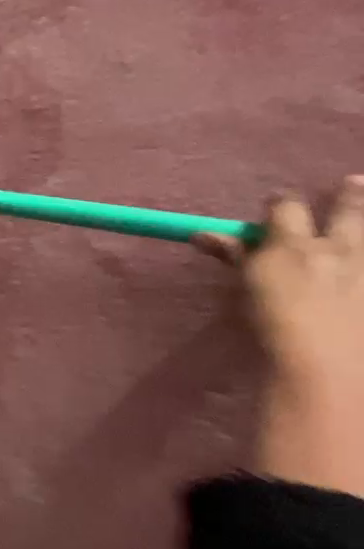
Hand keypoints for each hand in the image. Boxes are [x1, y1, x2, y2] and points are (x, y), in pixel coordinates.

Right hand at [197, 178, 363, 496]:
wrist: (332, 367)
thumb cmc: (278, 324)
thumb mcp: (250, 287)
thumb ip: (235, 257)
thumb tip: (201, 235)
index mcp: (296, 246)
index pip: (285, 207)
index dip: (281, 203)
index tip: (280, 202)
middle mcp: (340, 250)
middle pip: (349, 213)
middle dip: (350, 196)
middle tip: (355, 180)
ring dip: (362, 215)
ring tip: (362, 195)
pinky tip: (363, 261)